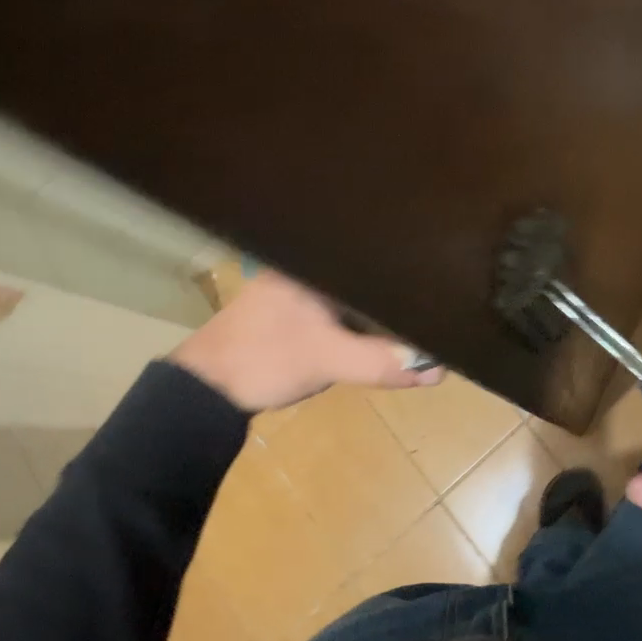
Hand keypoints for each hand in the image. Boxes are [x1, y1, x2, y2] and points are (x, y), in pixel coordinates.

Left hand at [170, 270, 441, 411]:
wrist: (204, 391)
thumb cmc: (264, 358)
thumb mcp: (329, 359)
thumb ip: (382, 362)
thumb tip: (438, 368)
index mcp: (310, 260)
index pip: (369, 249)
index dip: (403, 261)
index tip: (437, 270)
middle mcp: (303, 265)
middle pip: (364, 270)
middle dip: (394, 286)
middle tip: (435, 294)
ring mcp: (295, 288)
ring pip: (351, 291)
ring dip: (376, 305)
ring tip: (419, 307)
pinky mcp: (292, 312)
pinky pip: (338, 308)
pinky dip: (358, 318)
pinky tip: (380, 327)